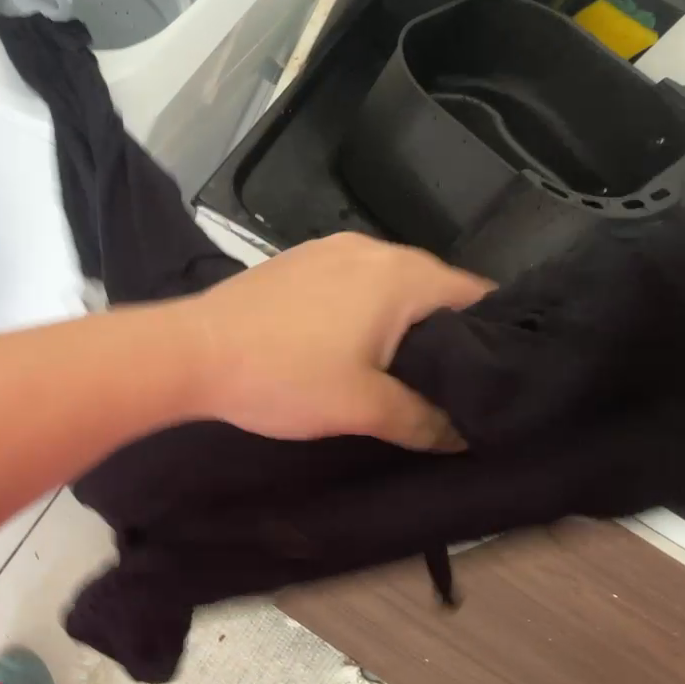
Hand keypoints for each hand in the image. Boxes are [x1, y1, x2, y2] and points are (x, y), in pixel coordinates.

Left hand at [175, 233, 490, 446]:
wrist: (189, 352)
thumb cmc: (281, 376)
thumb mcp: (361, 408)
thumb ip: (422, 419)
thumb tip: (463, 434)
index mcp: (403, 274)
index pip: (476, 298)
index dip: (493, 341)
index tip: (495, 380)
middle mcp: (372, 248)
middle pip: (432, 291)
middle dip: (443, 337)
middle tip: (446, 387)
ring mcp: (326, 250)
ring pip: (385, 288)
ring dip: (395, 327)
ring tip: (395, 374)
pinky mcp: (292, 263)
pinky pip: (346, 286)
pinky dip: (357, 314)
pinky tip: (342, 348)